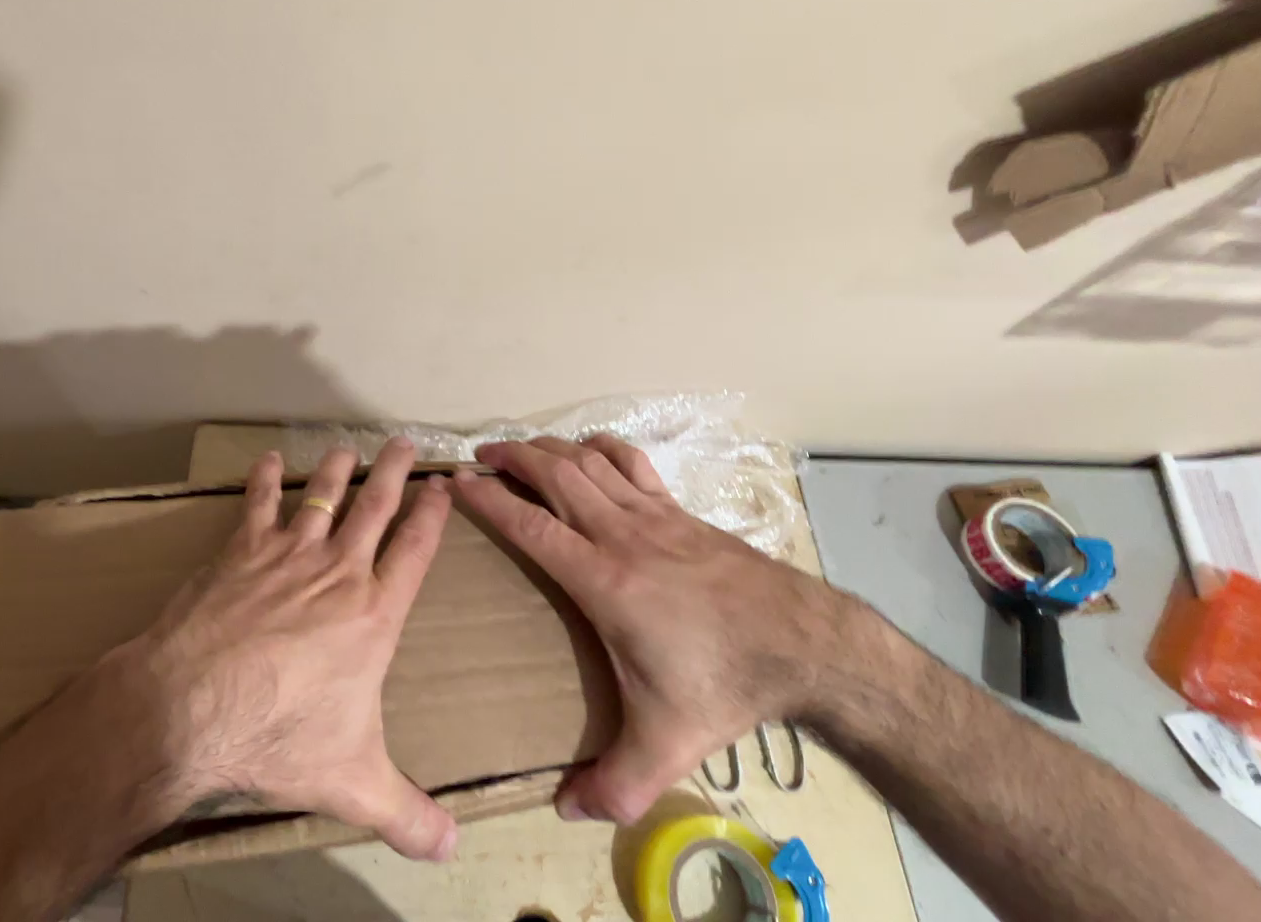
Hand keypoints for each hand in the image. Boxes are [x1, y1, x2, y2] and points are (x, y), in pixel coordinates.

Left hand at [114, 437, 458, 860]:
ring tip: (348, 448)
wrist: (190, 708)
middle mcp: (337, 573)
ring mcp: (286, 556)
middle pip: (375, 509)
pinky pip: (257, 506)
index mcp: (374, 615)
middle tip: (405, 442)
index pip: (415, 551)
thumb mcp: (353, 783)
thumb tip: (452, 852)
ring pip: (322, 499)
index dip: (432, 515)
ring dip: (337, 471)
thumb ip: (405, 814)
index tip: (443, 485)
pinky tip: (268, 460)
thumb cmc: (278, 737)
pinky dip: (264, 480)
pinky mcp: (240, 553)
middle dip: (394, 474)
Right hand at [453, 435, 855, 824]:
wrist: (804, 644)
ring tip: (522, 449)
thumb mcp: (667, 745)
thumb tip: (567, 812)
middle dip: (513, 457)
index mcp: (604, 580)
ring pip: (590, 463)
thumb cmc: (724, 684)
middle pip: (556, 476)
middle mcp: (622, 535)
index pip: (531, 525)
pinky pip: (633, 465)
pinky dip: (603, 448)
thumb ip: (616, 784)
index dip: (488, 499)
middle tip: (481, 454)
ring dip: (550, 449)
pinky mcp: (681, 513)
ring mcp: (655, 517)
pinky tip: (590, 450)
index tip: (457, 482)